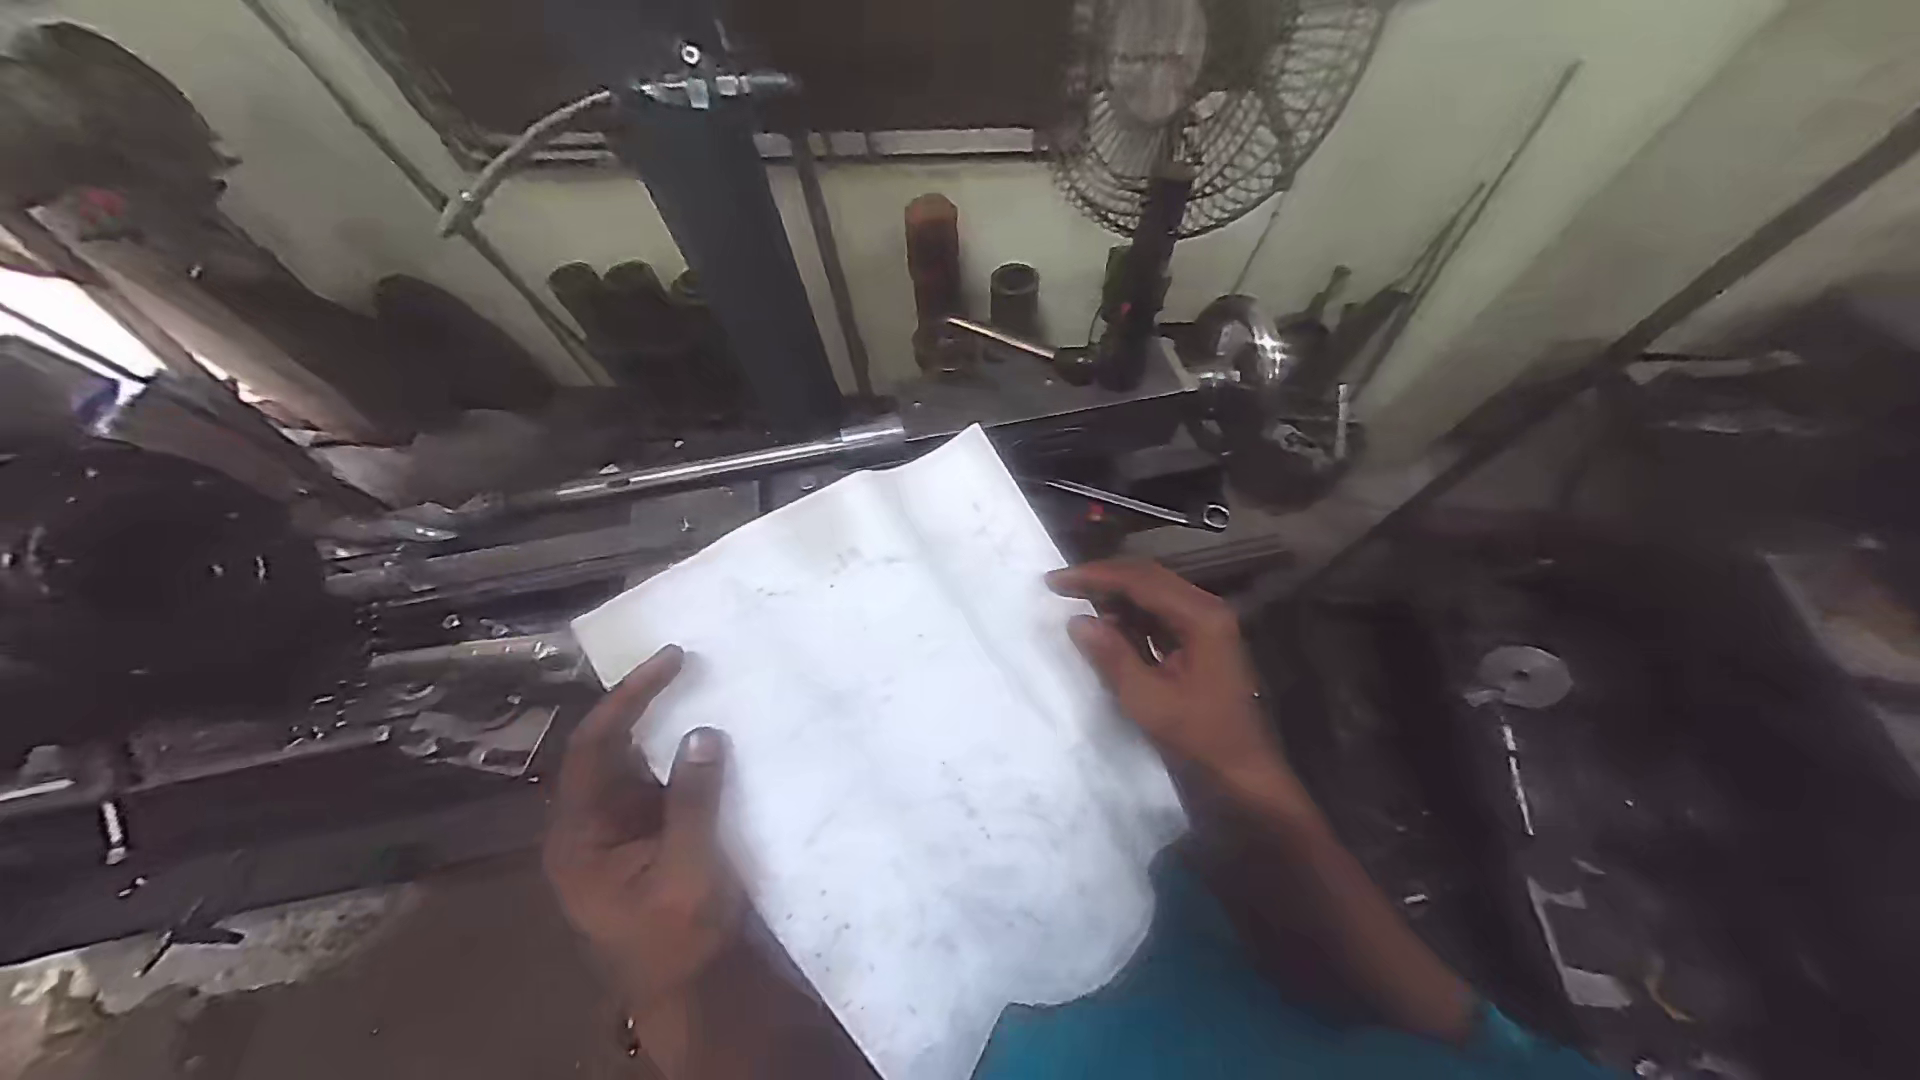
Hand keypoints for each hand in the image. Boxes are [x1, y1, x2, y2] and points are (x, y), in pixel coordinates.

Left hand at [543, 645, 740, 1013]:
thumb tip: (703, 733)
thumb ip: (693, 800)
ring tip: (699, 685)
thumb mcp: (687, 871)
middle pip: (609, 747)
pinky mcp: (653, 834)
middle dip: (642, 702)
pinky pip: (663, 780)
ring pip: (637, 761)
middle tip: (684, 661)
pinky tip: (711, 736)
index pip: (594, 747)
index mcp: (580, 836)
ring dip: (664, 724)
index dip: (629, 698)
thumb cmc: (679, 939)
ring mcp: (623, 829)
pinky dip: (684, 753)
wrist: (694, 992)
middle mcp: (593, 825)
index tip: (670, 662)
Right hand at [1047, 560, 1290, 791]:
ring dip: (1114, 597)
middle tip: (1060, 586)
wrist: (1245, 774)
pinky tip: (1108, 628)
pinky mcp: (1201, 640)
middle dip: (1102, 580)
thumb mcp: (1147, 700)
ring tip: (1078, 606)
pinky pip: (1159, 614)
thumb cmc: (1200, 738)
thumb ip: (1111, 656)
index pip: (1139, 581)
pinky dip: (1130, 616)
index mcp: (1200, 617)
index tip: (1054, 580)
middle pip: (1147, 578)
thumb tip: (1077, 621)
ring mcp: (1206, 624)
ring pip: (1152, 593)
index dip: (1093, 576)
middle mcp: (1206, 609)